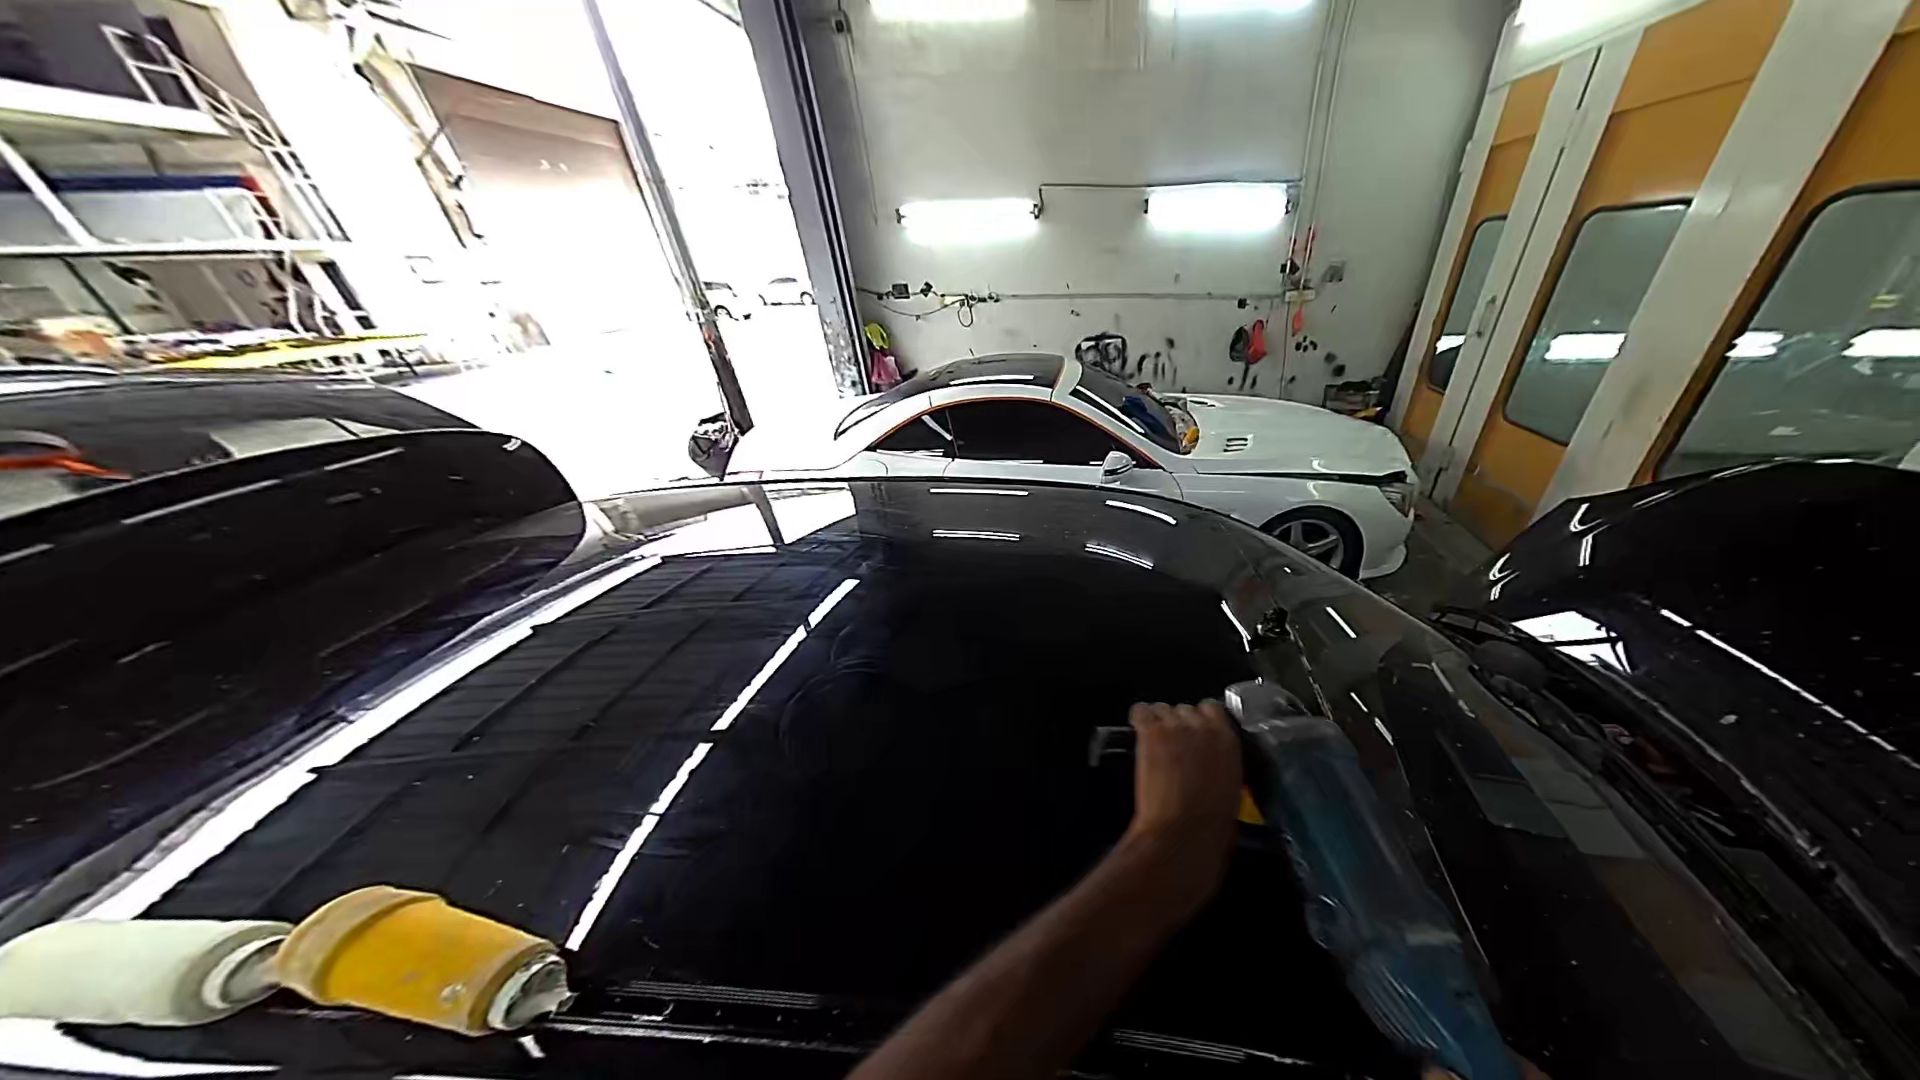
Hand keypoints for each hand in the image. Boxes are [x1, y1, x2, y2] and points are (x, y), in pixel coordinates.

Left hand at [1123, 701, 1242, 895]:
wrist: (1182, 830)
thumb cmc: (1211, 822)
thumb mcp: (1231, 786)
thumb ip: (1221, 761)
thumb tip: (1210, 760)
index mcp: (1227, 740)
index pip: (1212, 708)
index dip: (1200, 719)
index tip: (1193, 732)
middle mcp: (1202, 726)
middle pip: (1185, 709)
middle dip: (1178, 724)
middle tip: (1173, 745)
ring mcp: (1175, 726)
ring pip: (1162, 709)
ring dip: (1158, 722)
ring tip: (1155, 744)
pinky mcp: (1151, 731)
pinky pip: (1140, 711)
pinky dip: (1138, 719)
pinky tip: (1138, 731)